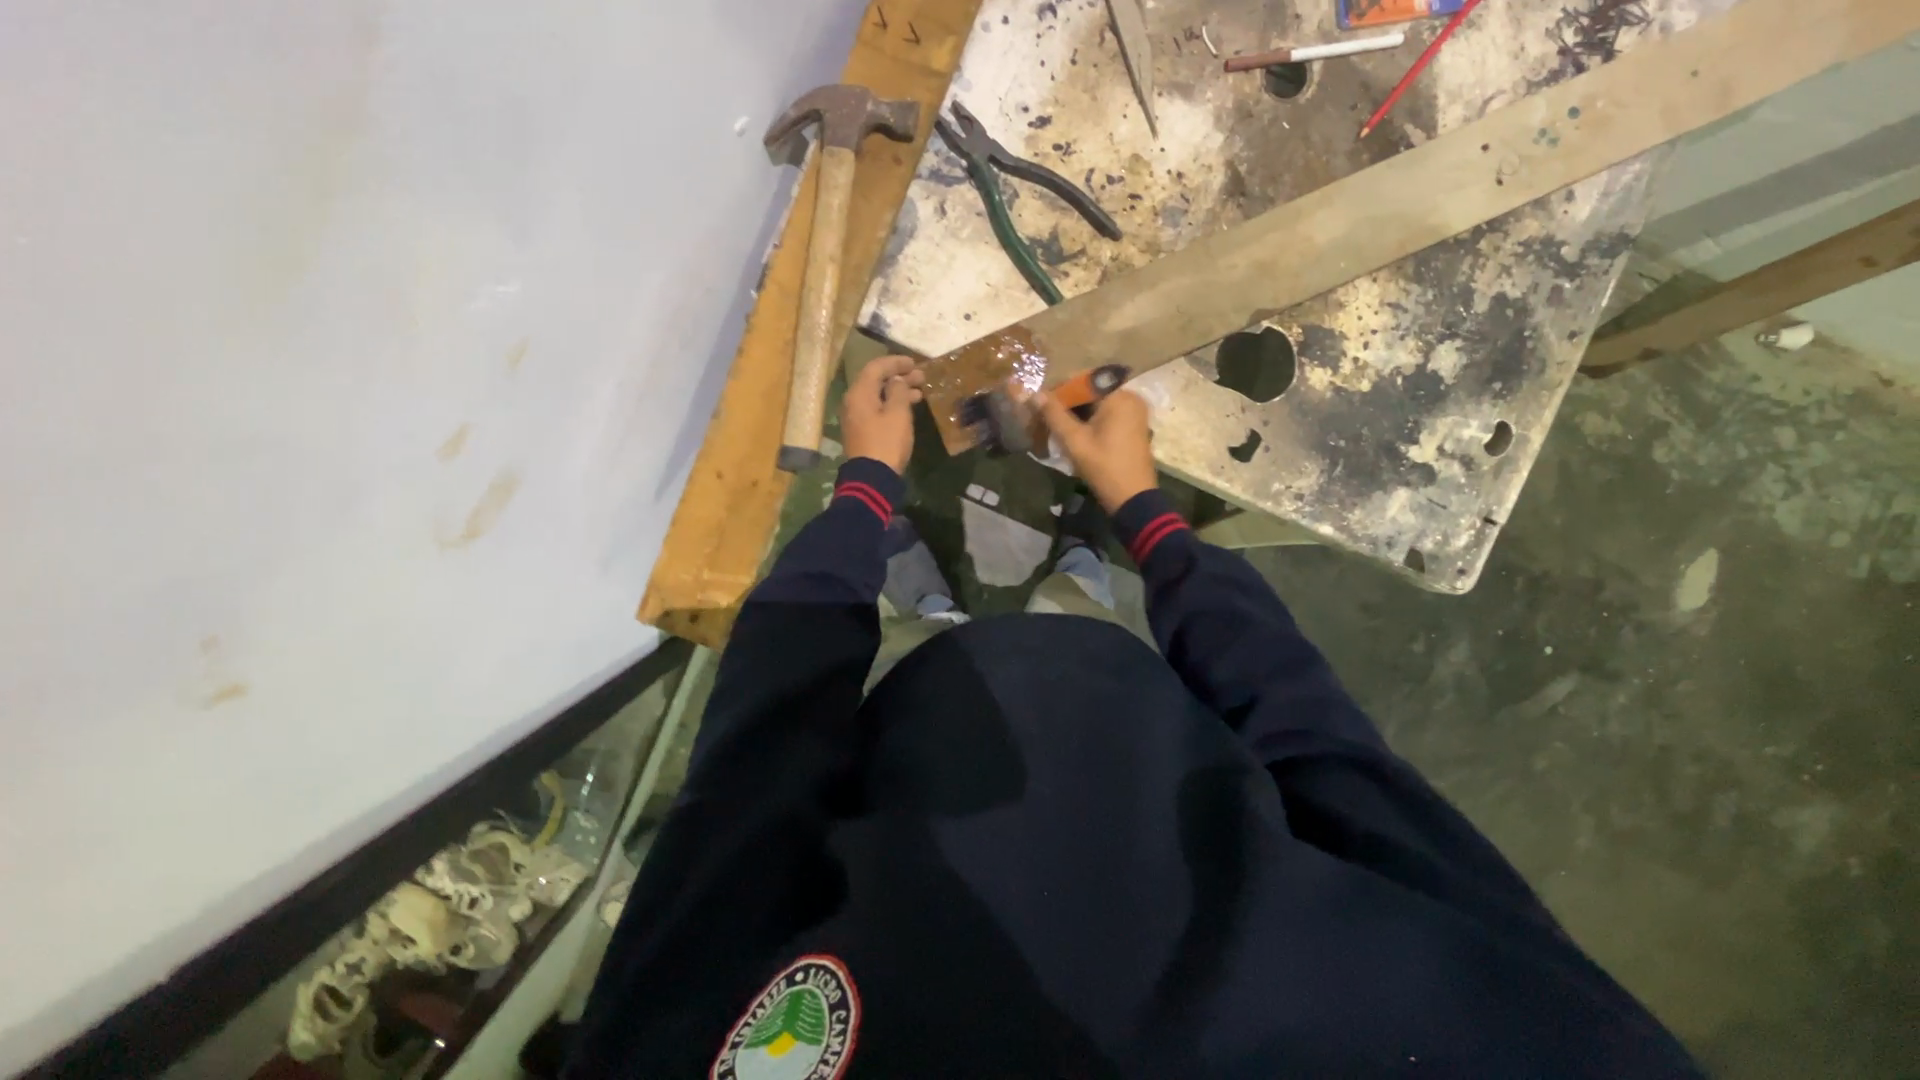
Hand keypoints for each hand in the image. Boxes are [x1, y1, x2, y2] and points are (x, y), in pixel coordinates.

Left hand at [841, 354, 924, 474]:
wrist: (872, 478)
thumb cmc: (887, 442)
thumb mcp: (898, 414)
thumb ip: (898, 391)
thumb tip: (896, 381)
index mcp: (859, 393)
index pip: (876, 367)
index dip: (895, 362)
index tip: (914, 363)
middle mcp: (853, 402)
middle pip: (876, 381)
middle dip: (899, 377)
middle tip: (921, 377)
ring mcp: (856, 417)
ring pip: (878, 396)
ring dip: (898, 392)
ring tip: (920, 392)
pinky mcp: (862, 430)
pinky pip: (877, 409)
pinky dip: (892, 404)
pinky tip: (908, 408)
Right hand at [1032, 386, 1156, 512]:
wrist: (1133, 497)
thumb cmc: (1103, 467)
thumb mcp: (1074, 441)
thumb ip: (1054, 415)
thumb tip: (1034, 394)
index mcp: (1118, 396)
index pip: (1083, 379)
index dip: (1060, 388)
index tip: (1042, 403)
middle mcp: (1130, 397)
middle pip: (1092, 390)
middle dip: (1069, 401)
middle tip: (1047, 416)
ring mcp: (1135, 411)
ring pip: (1099, 402)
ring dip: (1078, 411)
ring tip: (1058, 425)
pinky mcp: (1135, 424)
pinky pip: (1109, 412)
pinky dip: (1092, 418)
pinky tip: (1076, 432)